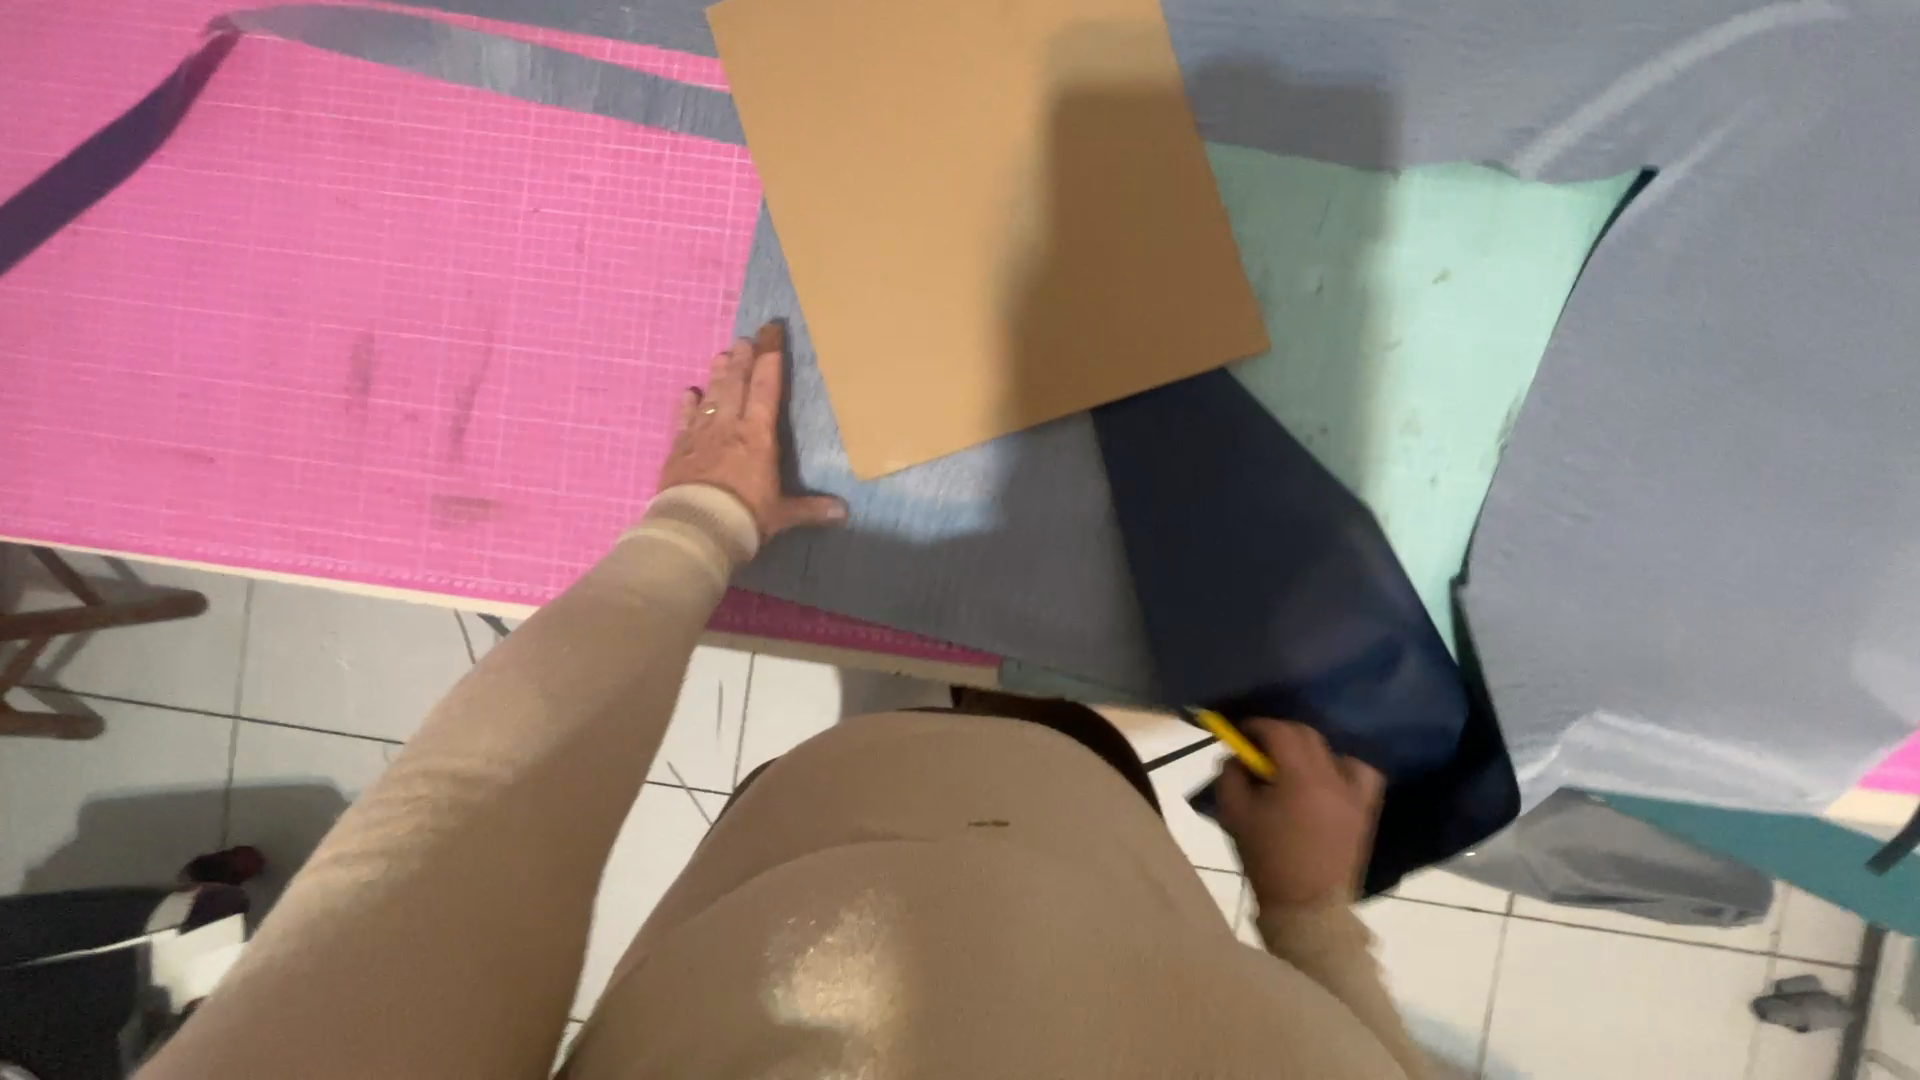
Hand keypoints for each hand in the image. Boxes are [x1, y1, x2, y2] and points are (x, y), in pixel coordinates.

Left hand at [659, 321, 847, 538]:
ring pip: (712, 395)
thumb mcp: (782, 514)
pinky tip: (689, 392)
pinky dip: (688, 404)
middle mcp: (730, 427)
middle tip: (746, 338)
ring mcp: (701, 435)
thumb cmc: (746, 517)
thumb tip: (844, 513)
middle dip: (743, 359)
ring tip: (721, 354)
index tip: (772, 335)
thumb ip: (811, 509)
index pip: (767, 389)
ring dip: (718, 374)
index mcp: (758, 436)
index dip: (770, 360)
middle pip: (737, 384)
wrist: (697, 528)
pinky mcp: (679, 449)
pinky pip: (684, 419)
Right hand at [1215, 719, 1384, 907]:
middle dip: (1279, 733)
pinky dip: (1343, 767)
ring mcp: (1353, 796)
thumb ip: (1230, 774)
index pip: (1279, 732)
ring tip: (1291, 763)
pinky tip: (1327, 777)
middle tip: (1258, 746)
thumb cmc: (1265, 858)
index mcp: (1299, 779)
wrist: (1305, 906)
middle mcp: (1332, 780)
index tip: (1240, 732)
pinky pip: (1361, 775)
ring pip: (1333, 751)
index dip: (1257, 726)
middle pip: (1306, 735)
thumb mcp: (1233, 813)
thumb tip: (1237, 756)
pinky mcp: (1363, 812)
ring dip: (1308, 749)